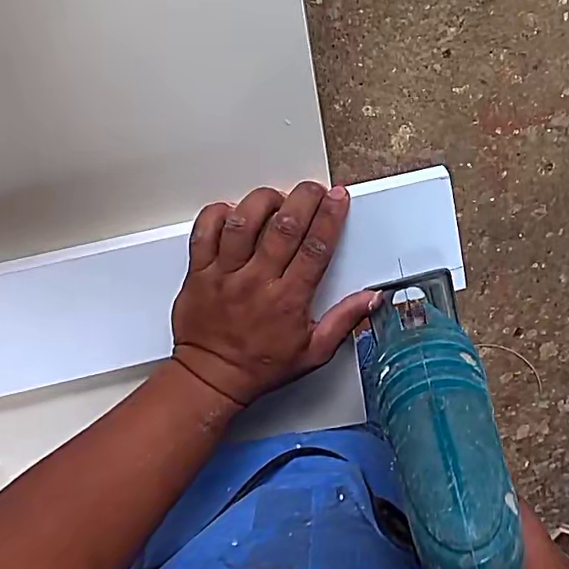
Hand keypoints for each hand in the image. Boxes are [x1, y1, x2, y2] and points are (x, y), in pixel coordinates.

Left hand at [170, 182, 380, 407]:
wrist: (210, 379)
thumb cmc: (260, 366)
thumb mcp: (314, 351)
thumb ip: (344, 321)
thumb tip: (370, 299)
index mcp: (288, 300)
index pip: (315, 248)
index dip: (330, 217)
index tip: (338, 199)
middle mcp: (256, 283)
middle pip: (284, 226)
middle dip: (304, 198)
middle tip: (314, 189)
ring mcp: (224, 275)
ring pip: (244, 223)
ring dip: (264, 201)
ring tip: (277, 197)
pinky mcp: (198, 273)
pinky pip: (204, 232)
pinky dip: (219, 214)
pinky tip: (234, 211)